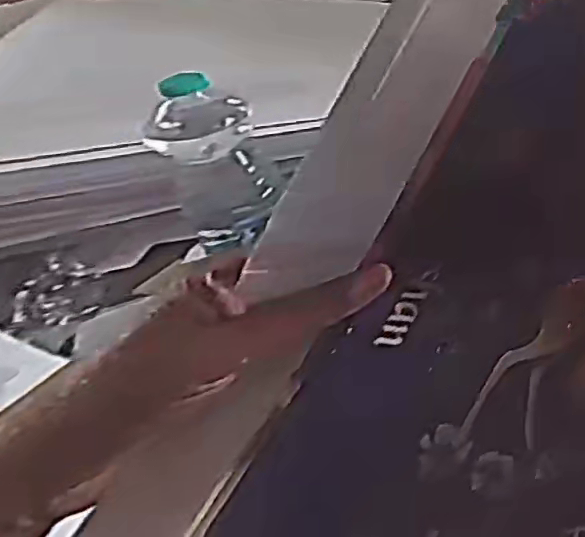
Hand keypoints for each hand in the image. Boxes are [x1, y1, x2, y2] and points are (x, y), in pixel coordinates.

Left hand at [0, 261, 390, 526]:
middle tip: (395, 295)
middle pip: (308, 296)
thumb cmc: (106, 394)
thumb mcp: (219, 343)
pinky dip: (313, 374)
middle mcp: (229, 309)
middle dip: (347, 300)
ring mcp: (232, 349)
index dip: (349, 251)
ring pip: (303, 335)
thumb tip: (377, 274)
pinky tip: (338, 372)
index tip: (395, 251)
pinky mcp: (236, 387)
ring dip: (331, 341)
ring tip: (377, 333)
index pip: (302, 252)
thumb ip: (301, 311)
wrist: (47, 474)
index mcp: (219, 279)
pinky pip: (291, 371)